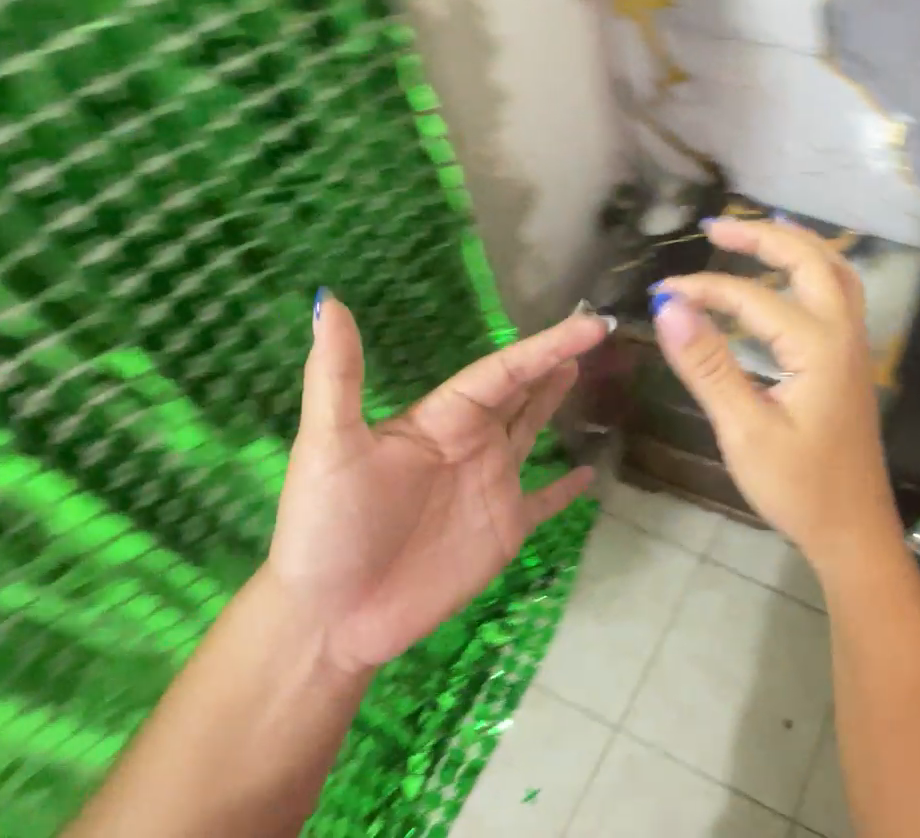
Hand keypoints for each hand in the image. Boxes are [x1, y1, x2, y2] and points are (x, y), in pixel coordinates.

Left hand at [264, 292, 607, 674]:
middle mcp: (470, 445)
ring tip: (581, 369)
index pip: (502, 372)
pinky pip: (544, 501)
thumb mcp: (326, 446)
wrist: (329, 618)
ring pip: (532, 431)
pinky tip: (588, 473)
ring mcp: (490, 487)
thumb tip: (330, 300)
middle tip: (593, 330)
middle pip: (520, 392)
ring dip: (554, 401)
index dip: (546, 347)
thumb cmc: (325, 528)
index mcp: (439, 420)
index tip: (589, 325)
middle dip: (553, 359)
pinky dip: (566, 488)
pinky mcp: (504, 530)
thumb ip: (337, 376)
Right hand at [650, 219, 900, 563]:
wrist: (853, 527)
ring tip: (754, 234)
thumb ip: (708, 365)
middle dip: (762, 237)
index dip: (704, 290)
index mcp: (819, 346)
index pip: (753, 298)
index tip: (662, 293)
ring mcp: (855, 344)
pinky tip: (787, 279)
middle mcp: (844, 332)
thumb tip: (669, 307)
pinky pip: (838, 294)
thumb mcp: (744, 429)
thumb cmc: (799, 487)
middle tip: (714, 229)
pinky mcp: (852, 359)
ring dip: (795, 245)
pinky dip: (812, 270)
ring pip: (834, 271)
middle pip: (810, 259)